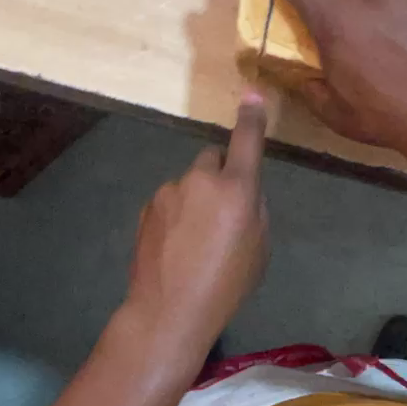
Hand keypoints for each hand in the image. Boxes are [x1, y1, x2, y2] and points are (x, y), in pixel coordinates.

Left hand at [120, 93, 269, 360]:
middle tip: (223, 213)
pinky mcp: (147, 207)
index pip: (246, 140)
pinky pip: (170, 201)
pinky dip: (176, 214)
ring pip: (189, 183)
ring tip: (195, 241)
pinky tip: (175, 246)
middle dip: (220, 176)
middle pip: (213, 160)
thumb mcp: (259, 249)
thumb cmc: (227, 285)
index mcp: (236, 188)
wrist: (169, 309)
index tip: (251, 96)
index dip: (251, 118)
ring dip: (195, 199)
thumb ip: (254, 209)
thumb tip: (243, 191)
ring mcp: (168, 191)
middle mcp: (200, 179)